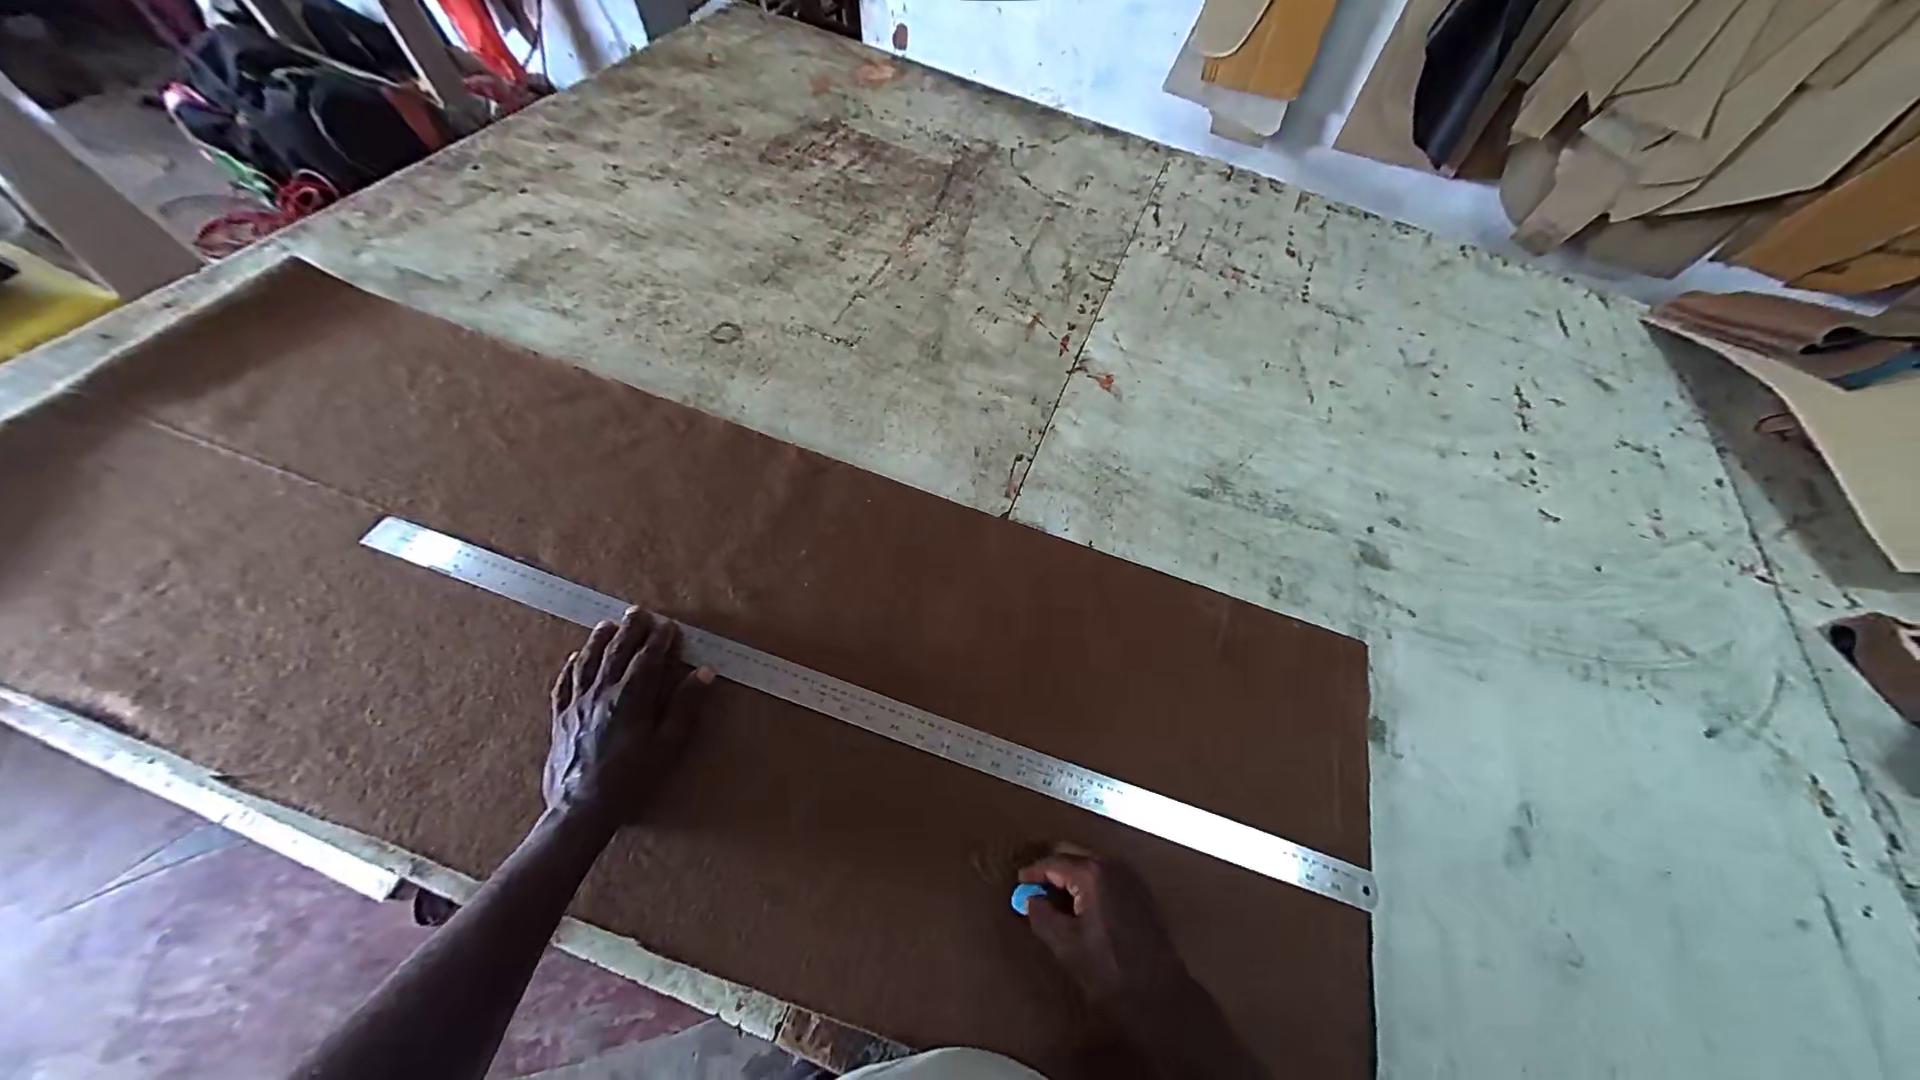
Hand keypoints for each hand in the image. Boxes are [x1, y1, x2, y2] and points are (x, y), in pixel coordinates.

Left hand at [545, 608, 712, 827]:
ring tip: (606, 624)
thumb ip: (685, 705)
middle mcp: (602, 695)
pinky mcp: (560, 720)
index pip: (648, 659)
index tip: (669, 625)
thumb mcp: (668, 744)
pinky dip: (569, 668)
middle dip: (630, 630)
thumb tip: (703, 673)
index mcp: (631, 699)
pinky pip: (563, 686)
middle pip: (616, 653)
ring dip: (598, 641)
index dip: (659, 640)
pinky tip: (573, 658)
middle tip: (638, 611)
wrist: (582, 808)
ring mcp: (577, 706)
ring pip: (587, 663)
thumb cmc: (632, 777)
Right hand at [1018, 844, 1189, 1007]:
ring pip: (1090, 864)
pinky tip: (1082, 906)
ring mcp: (1129, 876)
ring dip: (1070, 875)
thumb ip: (1041, 915)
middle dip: (1051, 869)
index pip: (1053, 862)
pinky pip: (1106, 875)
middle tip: (1034, 889)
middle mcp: (1112, 865)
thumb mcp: (1065, 944)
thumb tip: (1030, 899)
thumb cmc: (1108, 968)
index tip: (1019, 883)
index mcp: (1092, 873)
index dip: (1033, 873)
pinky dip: (1089, 883)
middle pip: (1072, 855)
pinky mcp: (1140, 891)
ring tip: (1055, 899)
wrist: (1160, 993)